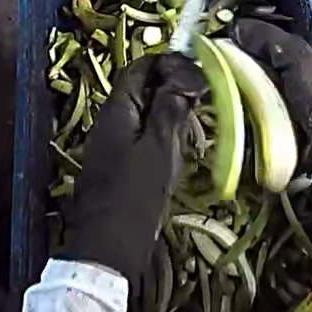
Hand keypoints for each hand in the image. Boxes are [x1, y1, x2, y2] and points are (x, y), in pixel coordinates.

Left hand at [57, 53, 207, 281]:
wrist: (109, 248)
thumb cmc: (135, 194)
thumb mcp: (159, 146)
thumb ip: (169, 107)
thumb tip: (184, 76)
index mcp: (117, 111)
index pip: (140, 68)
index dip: (168, 63)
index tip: (197, 72)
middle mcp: (110, 122)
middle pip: (143, 89)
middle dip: (173, 88)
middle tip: (202, 98)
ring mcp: (112, 144)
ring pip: (145, 113)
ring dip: (170, 112)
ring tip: (196, 122)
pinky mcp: (119, 165)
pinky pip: (143, 136)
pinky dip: (164, 134)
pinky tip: (181, 148)